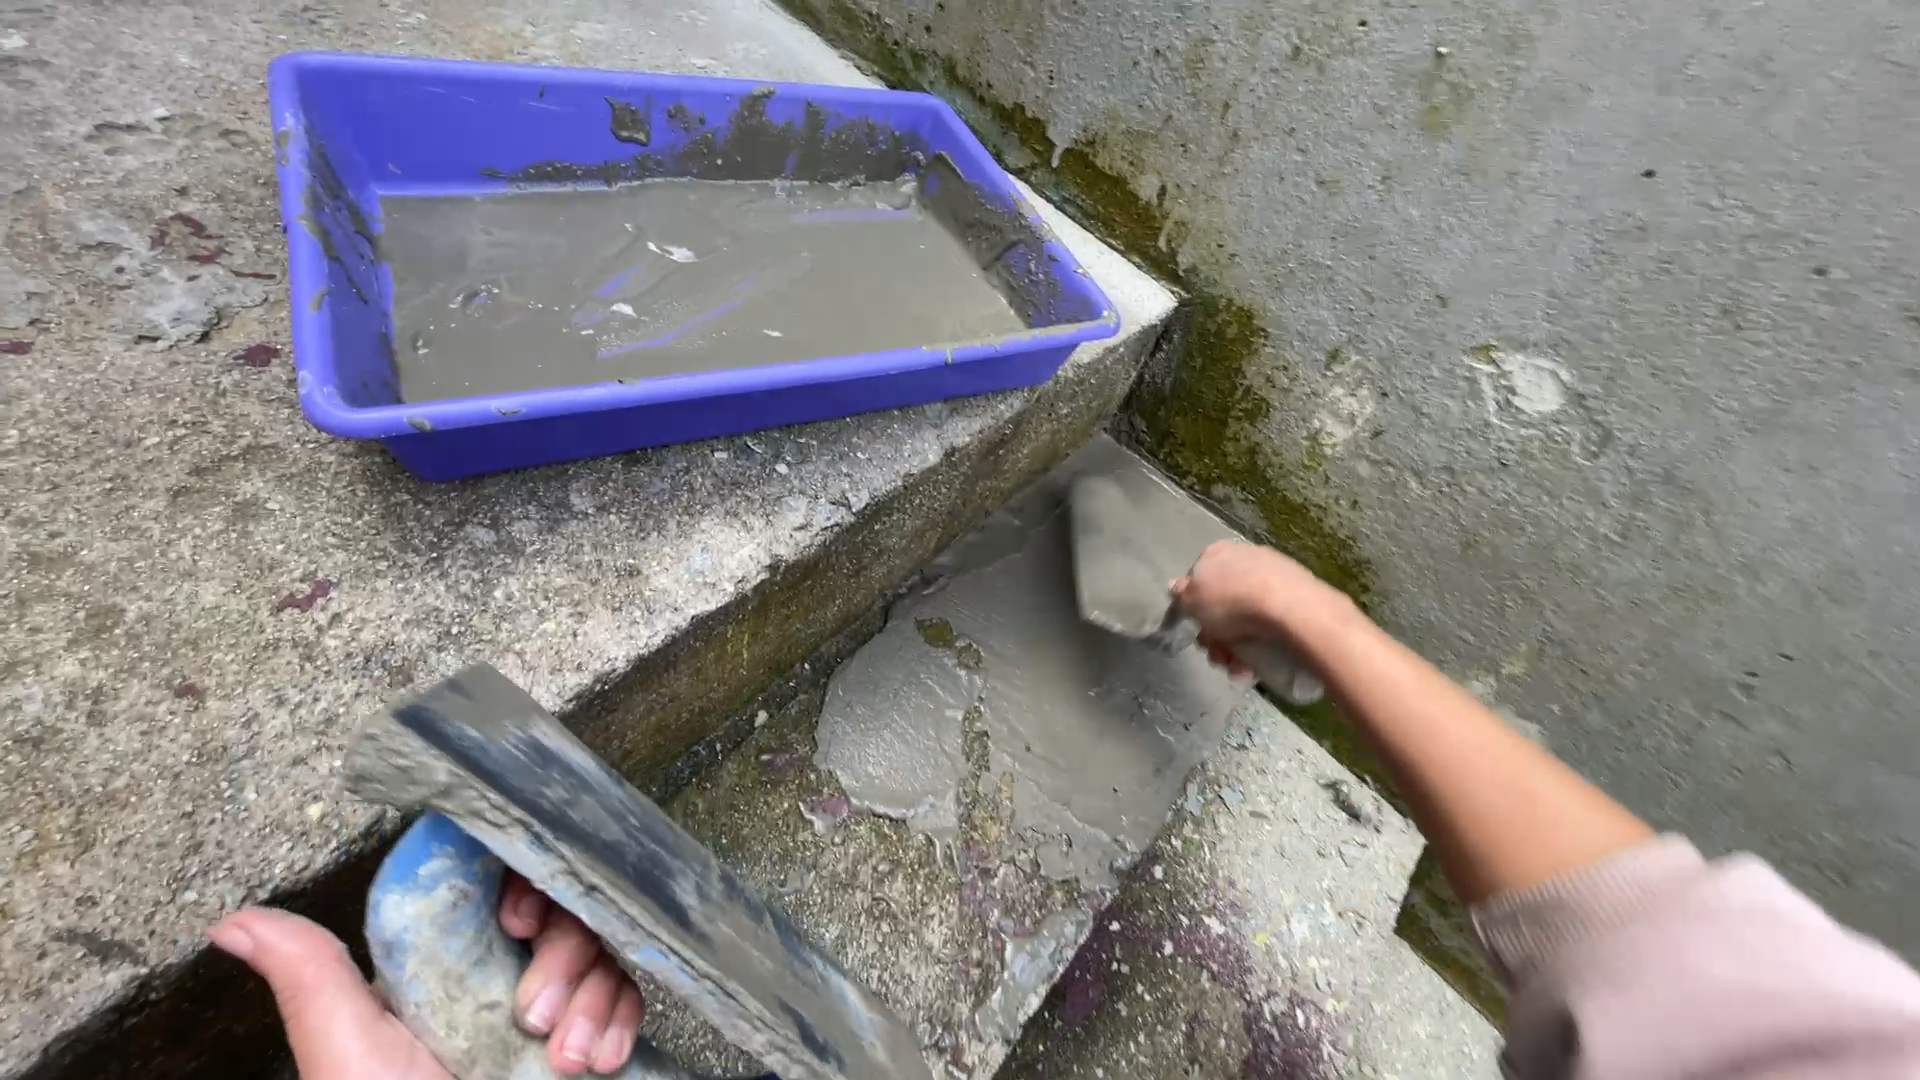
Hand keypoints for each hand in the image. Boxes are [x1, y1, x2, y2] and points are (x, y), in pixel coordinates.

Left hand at [211, 880, 646, 1079]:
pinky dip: (621, 1021)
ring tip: (567, 1059)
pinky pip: (631, 997)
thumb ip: (313, 982)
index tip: (516, 924)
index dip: (527, 892)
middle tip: (534, 1016)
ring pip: (607, 952)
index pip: (512, 889)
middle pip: (570, 915)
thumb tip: (234, 921)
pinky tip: (600, 1058)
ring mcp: (562, 1004)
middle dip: (568, 957)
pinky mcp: (597, 1032)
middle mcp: (514, 975)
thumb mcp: (351, 1055)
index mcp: (458, 966)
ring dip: (597, 998)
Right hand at [1170, 541, 1344, 665]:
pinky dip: (1261, 643)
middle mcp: (1245, 558)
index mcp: (1217, 553)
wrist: (1290, 609)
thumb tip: (1174, 586)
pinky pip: (1270, 622)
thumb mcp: (1190, 600)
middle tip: (1217, 656)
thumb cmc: (1230, 602)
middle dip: (1215, 635)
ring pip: (1245, 617)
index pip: (1198, 579)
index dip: (1194, 608)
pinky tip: (1257, 665)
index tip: (1197, 630)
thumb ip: (1180, 595)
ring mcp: (1274, 575)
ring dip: (1235, 648)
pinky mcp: (1298, 594)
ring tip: (1238, 669)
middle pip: (1222, 603)